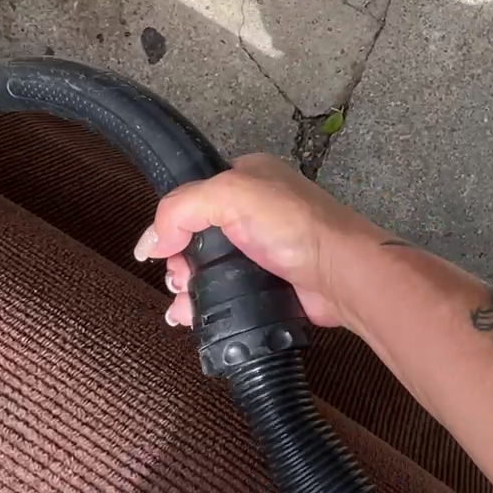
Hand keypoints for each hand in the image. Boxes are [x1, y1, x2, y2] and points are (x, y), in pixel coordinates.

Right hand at [133, 153, 386, 328]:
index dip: (174, 222)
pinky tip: (193, 317)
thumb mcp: (231, 196)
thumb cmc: (298, 227)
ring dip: (189, 288)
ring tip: (184, 306)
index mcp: (248, 176)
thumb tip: (152, 241)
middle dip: (179, 262)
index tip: (164, 248)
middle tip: (179, 279)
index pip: (194, 195)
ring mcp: (263, 247)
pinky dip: (208, 305)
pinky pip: (227, 292)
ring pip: (209, 268)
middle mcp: (255, 209)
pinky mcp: (268, 280)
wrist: (340, 275)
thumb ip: (182, 208)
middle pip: (196, 236)